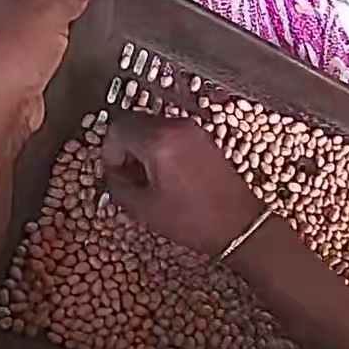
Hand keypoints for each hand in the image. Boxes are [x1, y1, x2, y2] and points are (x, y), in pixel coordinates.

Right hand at [101, 112, 265, 257]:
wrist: (239, 225)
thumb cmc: (192, 220)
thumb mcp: (144, 208)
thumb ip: (118, 186)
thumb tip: (111, 175)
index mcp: (158, 140)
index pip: (117, 129)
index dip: (109, 153)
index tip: (114, 175)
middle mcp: (176, 127)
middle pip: (134, 123)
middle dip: (124, 148)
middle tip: (127, 177)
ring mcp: (194, 131)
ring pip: (154, 128)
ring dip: (143, 148)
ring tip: (148, 181)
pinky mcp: (205, 140)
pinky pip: (173, 134)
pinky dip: (162, 148)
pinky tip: (167, 177)